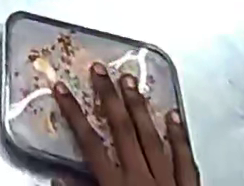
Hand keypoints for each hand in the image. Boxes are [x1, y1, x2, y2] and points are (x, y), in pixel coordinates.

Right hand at [54, 63, 198, 185]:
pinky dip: (180, 138)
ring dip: (140, 107)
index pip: (89, 143)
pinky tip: (174, 116)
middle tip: (100, 69)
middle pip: (122, 131)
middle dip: (109, 98)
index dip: (73, 113)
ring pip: (152, 139)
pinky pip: (187, 163)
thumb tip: (55, 178)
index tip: (60, 86)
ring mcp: (170, 185)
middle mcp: (142, 179)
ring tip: (131, 80)